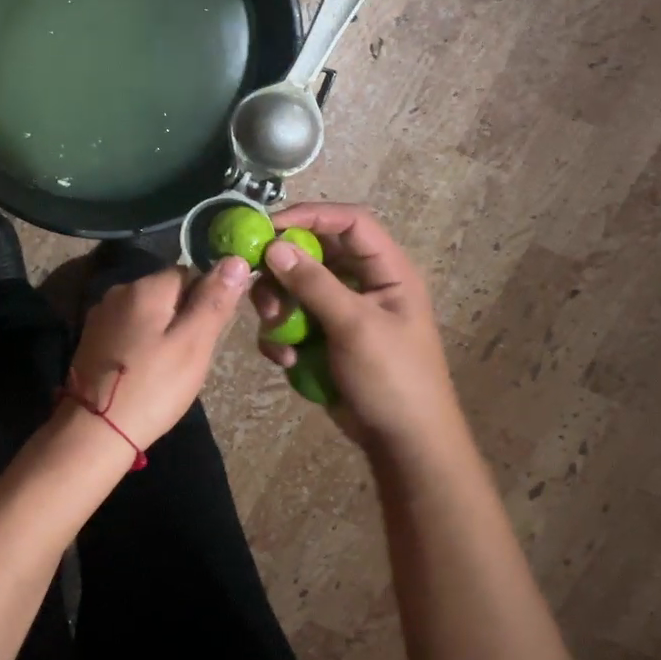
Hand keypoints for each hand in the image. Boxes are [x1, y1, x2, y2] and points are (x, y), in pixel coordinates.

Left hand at [67, 257, 252, 450]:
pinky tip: (146, 369)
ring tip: (170, 367)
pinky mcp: (92, 337)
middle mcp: (118, 291)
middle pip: (165, 291)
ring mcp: (101, 314)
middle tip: (191, 356)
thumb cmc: (153, 386)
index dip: (205, 299)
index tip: (208, 334)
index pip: (187, 272)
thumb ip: (213, 301)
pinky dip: (142, 342)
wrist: (96, 427)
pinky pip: (129, 328)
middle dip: (184, 315)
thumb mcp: (193, 345)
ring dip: (163, 329)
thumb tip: (236, 260)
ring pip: (147, 311)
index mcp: (143, 287)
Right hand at [252, 203, 467, 459]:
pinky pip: (289, 319)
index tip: (269, 226)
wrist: (404, 445)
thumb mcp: (354, 326)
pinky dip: (279, 334)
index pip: (349, 222)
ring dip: (276, 305)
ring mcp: (340, 311)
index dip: (311, 215)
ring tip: (274, 328)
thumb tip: (274, 245)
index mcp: (386, 271)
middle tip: (257, 281)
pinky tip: (284, 358)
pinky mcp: (321, 337)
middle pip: (311, 252)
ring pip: (292, 286)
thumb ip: (313, 283)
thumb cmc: (393, 379)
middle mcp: (362, 283)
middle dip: (281, 269)